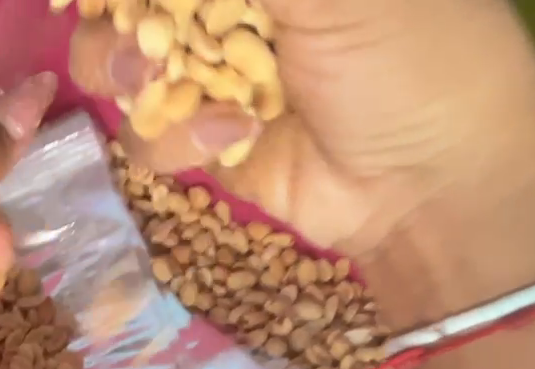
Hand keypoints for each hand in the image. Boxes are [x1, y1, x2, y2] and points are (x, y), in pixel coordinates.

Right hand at [70, 0, 534, 257]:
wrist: (418, 184)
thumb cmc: (406, 57)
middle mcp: (228, 6)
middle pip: (125, 5)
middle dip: (120, 27)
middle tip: (143, 46)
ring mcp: (206, 74)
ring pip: (116, 68)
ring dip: (131, 78)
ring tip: (158, 85)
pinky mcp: (197, 141)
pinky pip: (146, 136)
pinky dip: (176, 139)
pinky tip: (232, 140)